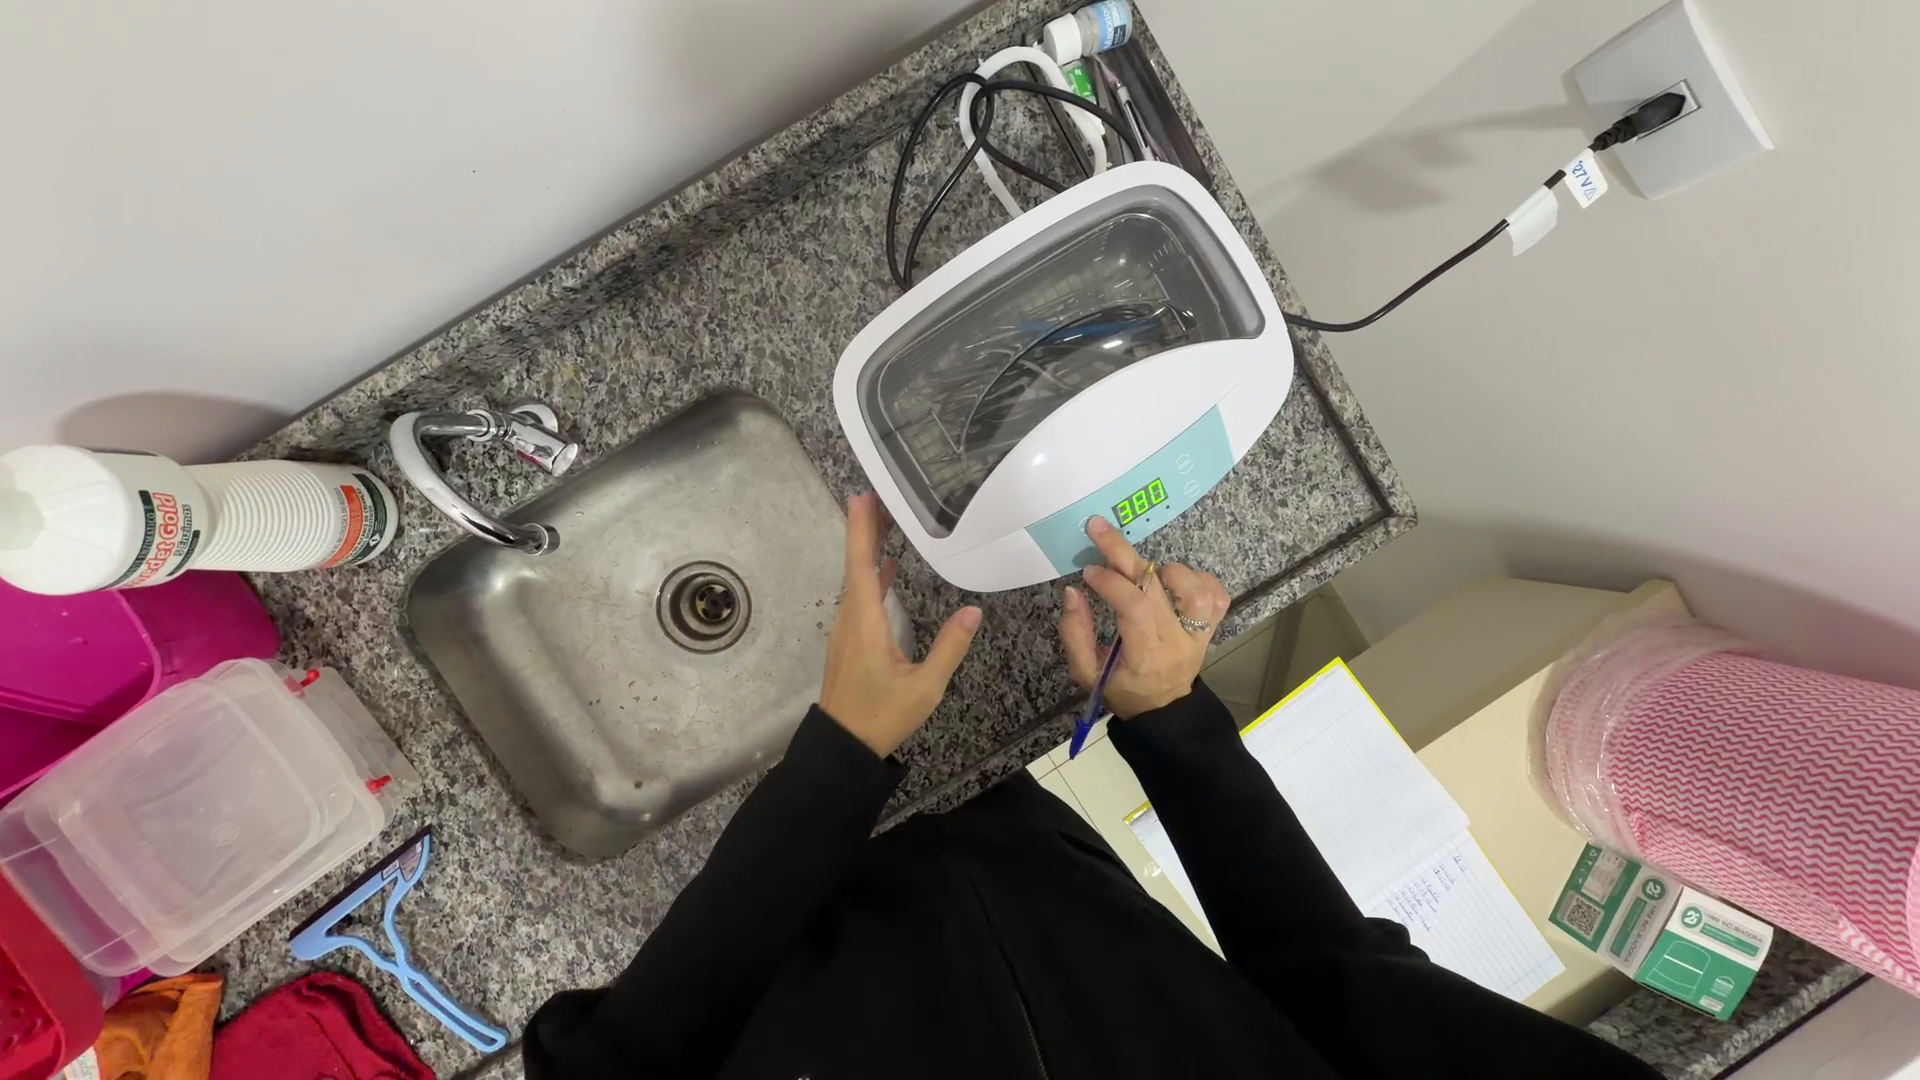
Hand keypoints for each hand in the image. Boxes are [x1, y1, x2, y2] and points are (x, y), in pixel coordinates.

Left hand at [819, 493, 982, 756]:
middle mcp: (851, 618)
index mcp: (865, 622)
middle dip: (866, 528)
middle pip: (856, 563)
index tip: (860, 497)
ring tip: (885, 519)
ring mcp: (848, 628)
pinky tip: (888, 565)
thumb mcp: (924, 687)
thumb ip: (949, 647)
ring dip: (868, 547)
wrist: (842, 746)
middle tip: (878, 493)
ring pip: (857, 578)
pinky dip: (874, 575)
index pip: (861, 565)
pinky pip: (861, 595)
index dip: (860, 529)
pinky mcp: (851, 639)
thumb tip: (973, 610)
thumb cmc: (881, 716)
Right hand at [1057, 516, 1229, 718]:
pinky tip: (1173, 578)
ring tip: (1144, 569)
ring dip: (1167, 570)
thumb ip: (1075, 633)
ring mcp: (1199, 636)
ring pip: (1196, 592)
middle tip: (1099, 529)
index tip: (1088, 571)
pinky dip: (1199, 578)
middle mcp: (1177, 644)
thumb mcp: (1085, 672)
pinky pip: (1217, 597)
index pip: (1134, 609)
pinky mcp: (1212, 630)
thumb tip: (1072, 592)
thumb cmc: (1120, 690)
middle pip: (1156, 590)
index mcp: (1144, 657)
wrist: (1163, 711)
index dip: (1111, 583)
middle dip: (1124, 554)